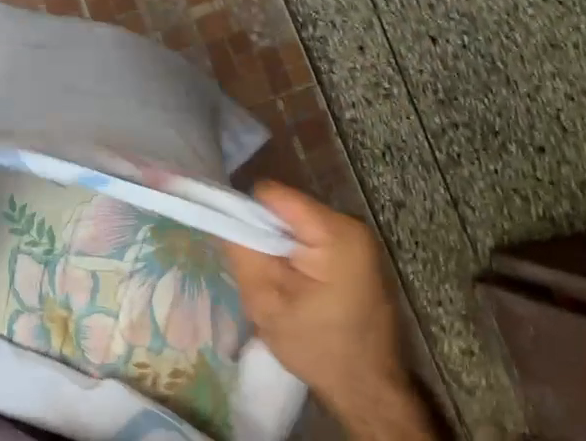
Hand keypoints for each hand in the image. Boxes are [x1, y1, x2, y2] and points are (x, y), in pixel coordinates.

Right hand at [224, 182, 431, 437]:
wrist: (368, 390)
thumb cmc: (318, 347)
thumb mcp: (266, 302)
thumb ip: (241, 251)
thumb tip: (218, 215)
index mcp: (333, 232)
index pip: (271, 195)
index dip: (245, 215)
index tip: (239, 247)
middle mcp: (349, 225)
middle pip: (283, 209)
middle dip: (263, 235)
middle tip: (259, 274)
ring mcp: (356, 239)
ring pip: (293, 224)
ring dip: (277, 247)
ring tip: (276, 283)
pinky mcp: (355, 253)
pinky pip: (308, 238)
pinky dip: (293, 256)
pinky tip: (294, 287)